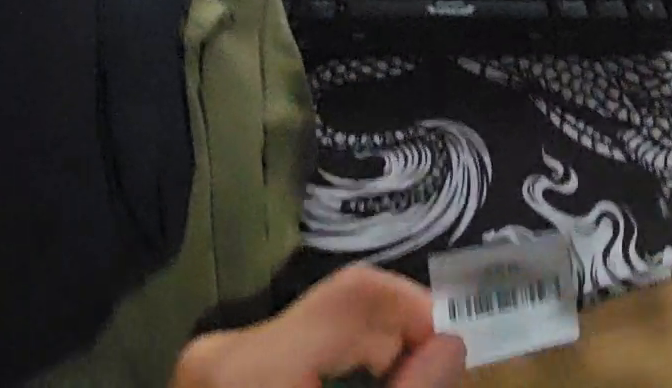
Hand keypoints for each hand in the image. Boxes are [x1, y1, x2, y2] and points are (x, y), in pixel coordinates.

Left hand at [171, 264, 465, 387]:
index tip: (453, 342)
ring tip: (404, 380)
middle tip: (437, 370)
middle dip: (396, 336)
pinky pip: (296, 347)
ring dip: (371, 351)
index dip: (413, 306)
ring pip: (320, 328)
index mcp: (254, 365)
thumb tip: (451, 344)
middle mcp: (228, 346)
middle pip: (339, 310)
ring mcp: (218, 360)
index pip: (355, 293)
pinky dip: (337, 366)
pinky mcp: (221, 374)